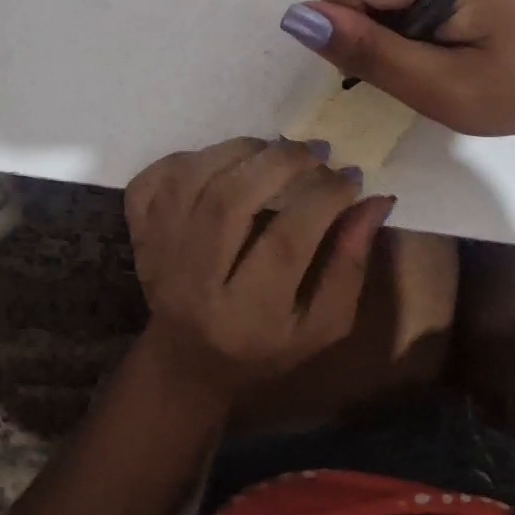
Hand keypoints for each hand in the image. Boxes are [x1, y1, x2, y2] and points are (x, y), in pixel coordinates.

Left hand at [123, 138, 392, 404]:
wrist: (188, 364)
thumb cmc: (266, 347)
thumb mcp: (322, 325)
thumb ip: (350, 265)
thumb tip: (376, 200)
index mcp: (246, 316)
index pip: (287, 241)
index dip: (324, 198)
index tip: (352, 176)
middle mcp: (194, 283)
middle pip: (229, 201)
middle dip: (280, 162)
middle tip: (315, 151)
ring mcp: (158, 254)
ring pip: (192, 180)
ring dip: (240, 150)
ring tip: (275, 150)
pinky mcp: (138, 234)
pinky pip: (155, 179)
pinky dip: (190, 157)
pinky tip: (224, 162)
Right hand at [280, 0, 514, 141]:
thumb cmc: (512, 92)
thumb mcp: (440, 90)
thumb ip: (370, 52)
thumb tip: (296, 17)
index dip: (350, 28)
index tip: (390, 64)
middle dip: (368, 25)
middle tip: (417, 62)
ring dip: (382, 21)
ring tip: (431, 50)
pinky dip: (396, 12)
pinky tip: (434, 33)